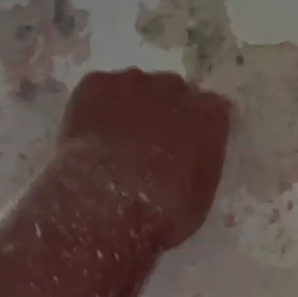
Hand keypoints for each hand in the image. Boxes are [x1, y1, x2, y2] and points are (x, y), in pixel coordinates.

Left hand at [55, 69, 231, 250]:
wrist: (110, 206)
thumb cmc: (163, 214)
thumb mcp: (199, 198)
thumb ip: (200, 165)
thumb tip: (188, 159)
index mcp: (209, 115)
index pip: (210, 110)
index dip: (193, 129)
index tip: (182, 148)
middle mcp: (175, 88)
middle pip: (170, 94)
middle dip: (160, 115)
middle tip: (144, 147)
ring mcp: (134, 82)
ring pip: (133, 90)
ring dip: (126, 110)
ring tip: (111, 144)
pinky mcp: (96, 85)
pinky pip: (98, 91)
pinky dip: (94, 109)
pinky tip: (87, 137)